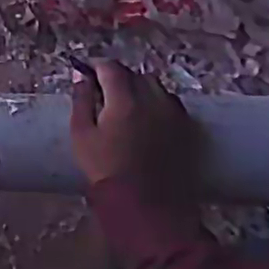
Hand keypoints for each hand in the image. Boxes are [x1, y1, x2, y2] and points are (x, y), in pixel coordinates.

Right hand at [69, 59, 194, 186]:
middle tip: (100, 91)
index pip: (111, 68)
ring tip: (123, 105)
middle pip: (135, 74)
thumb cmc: (104, 166)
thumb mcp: (81, 132)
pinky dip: (155, 102)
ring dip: (138, 88)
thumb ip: (81, 100)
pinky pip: (169, 103)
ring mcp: (174, 114)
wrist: (145, 202)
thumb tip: (81, 76)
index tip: (84, 71)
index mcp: (125, 100)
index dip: (95, 65)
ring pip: (155, 87)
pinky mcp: (186, 127)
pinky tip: (144, 118)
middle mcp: (154, 100)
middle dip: (117, 77)